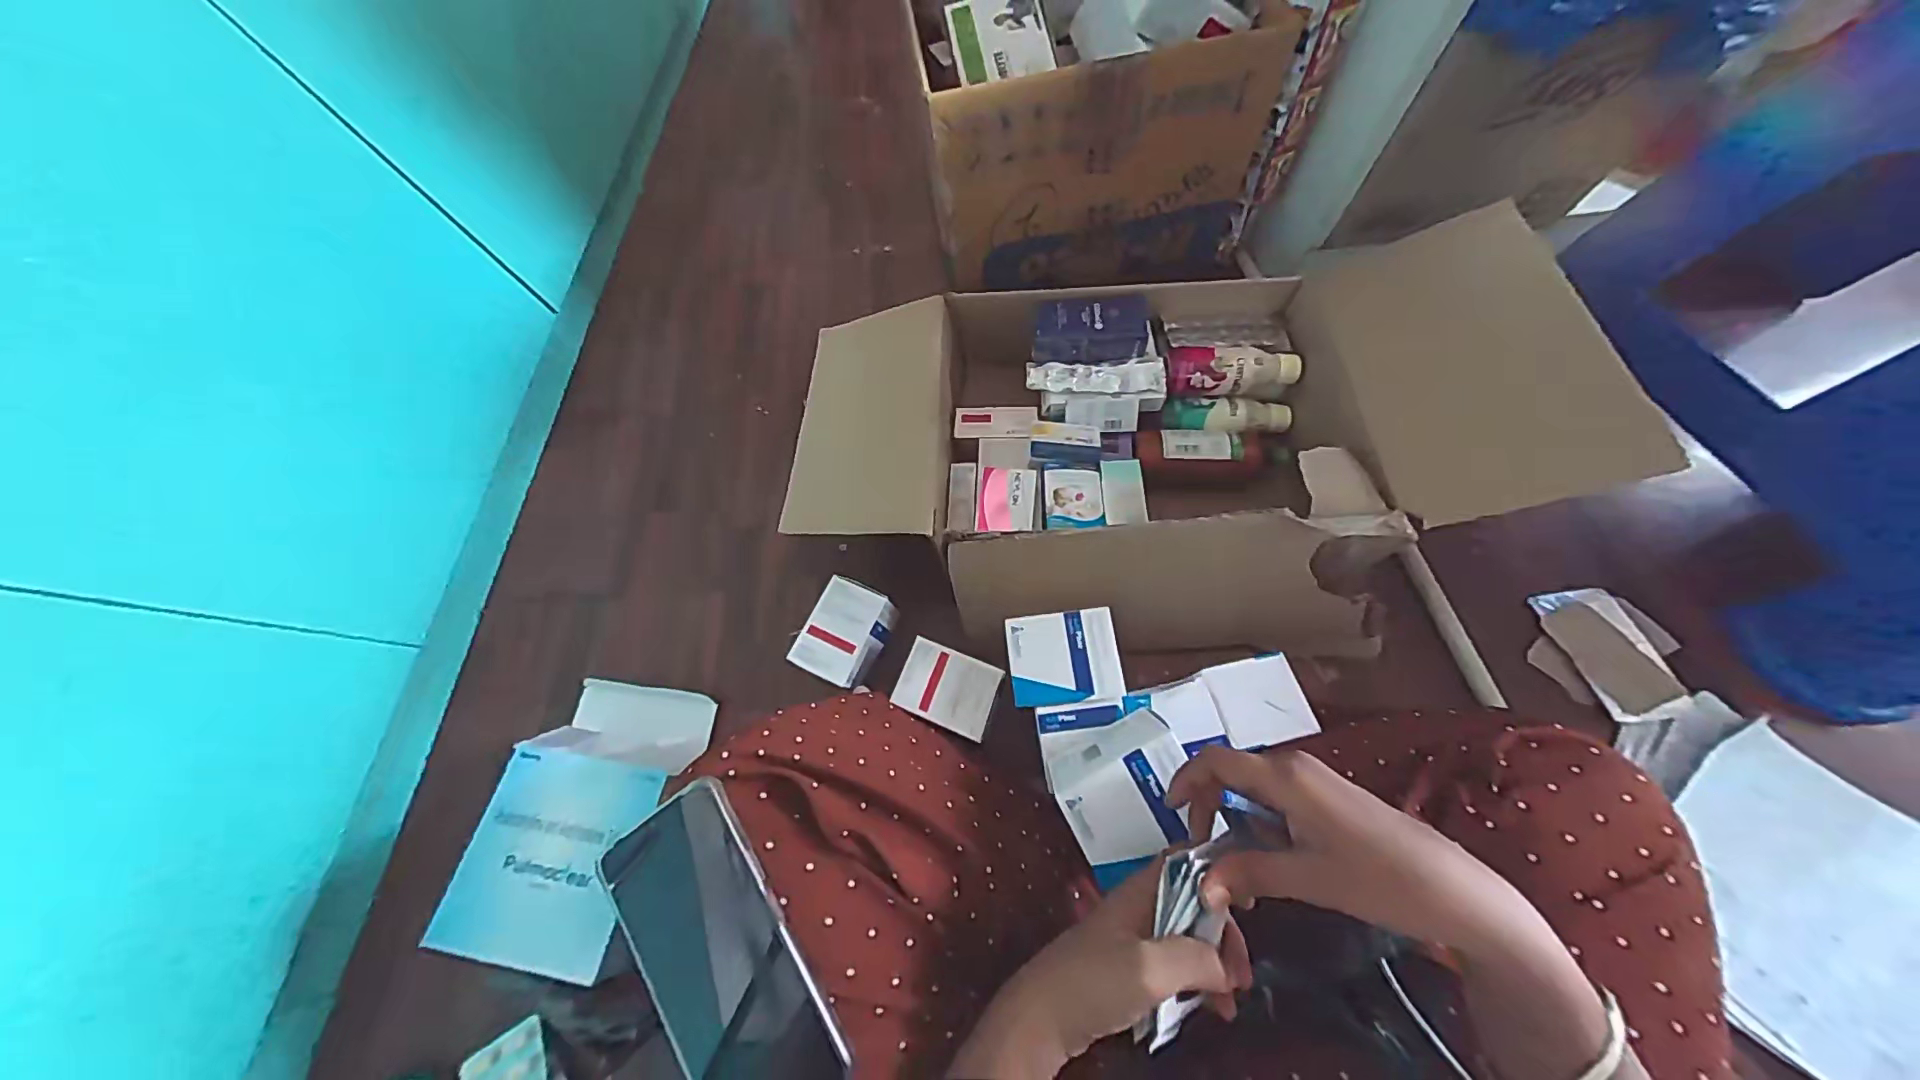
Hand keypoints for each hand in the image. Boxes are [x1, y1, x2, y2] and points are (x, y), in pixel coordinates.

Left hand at [945, 855, 1252, 1077]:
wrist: (1042, 1017)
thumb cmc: (1093, 982)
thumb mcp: (1149, 967)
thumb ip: (1193, 956)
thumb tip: (1223, 965)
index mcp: (1140, 893)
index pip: (1183, 863)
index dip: (1217, 872)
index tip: (1249, 900)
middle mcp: (1137, 908)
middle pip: (1192, 905)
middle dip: (1222, 934)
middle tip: (1242, 976)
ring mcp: (1131, 938)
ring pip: (1185, 939)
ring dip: (1213, 964)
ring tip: (1230, 1002)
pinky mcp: (1128, 969)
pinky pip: (1172, 966)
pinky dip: (1195, 983)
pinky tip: (1209, 1009)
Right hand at [1167, 747, 1639, 1079]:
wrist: (1460, 894)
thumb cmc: (1383, 878)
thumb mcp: (1308, 879)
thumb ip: (1247, 874)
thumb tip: (1200, 884)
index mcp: (1285, 775)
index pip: (1215, 761)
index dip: (1184, 781)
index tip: (1171, 813)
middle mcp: (1295, 766)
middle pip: (1230, 771)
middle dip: (1206, 805)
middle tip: (1202, 848)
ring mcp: (1314, 780)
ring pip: (1252, 787)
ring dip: (1233, 818)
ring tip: (1235, 864)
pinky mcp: (1328, 798)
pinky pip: (1276, 798)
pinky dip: (1259, 823)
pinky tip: (1270, 859)